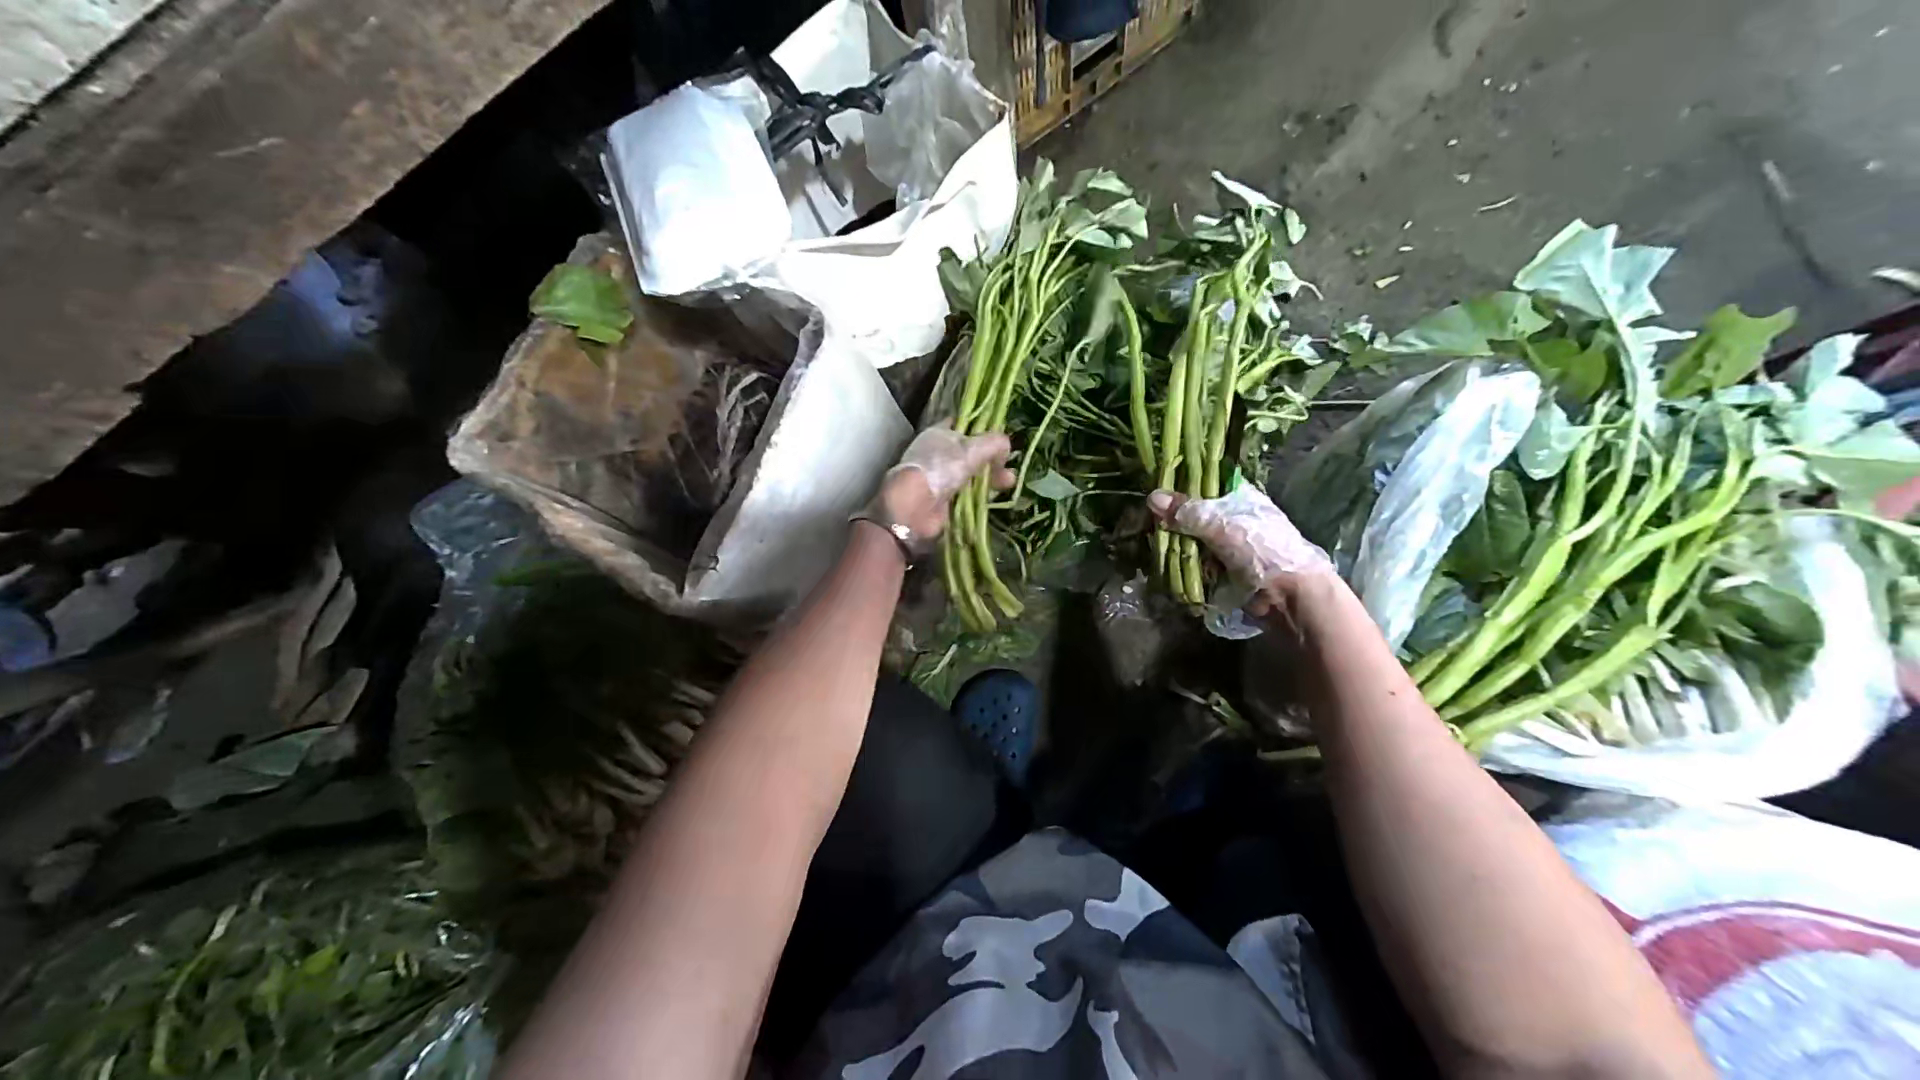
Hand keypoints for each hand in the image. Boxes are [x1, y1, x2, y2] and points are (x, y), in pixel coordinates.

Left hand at [871, 427, 1014, 539]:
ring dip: (990, 477)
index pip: (964, 424)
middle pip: (970, 452)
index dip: (982, 429)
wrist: (915, 506)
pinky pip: (967, 493)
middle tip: (1008, 464)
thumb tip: (1007, 444)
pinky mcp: (944, 499)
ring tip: (1009, 482)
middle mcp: (938, 453)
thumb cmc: (941, 468)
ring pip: (971, 473)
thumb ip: (993, 443)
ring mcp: (940, 477)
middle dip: (991, 458)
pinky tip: (996, 495)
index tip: (1000, 437)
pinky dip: (981, 493)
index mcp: (939, 433)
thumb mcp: (972, 449)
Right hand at [1147, 485, 1337, 616]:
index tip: (1154, 488)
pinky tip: (1159, 559)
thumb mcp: (1221, 524)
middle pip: (1192, 513)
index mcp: (1237, 497)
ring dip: (1171, 542)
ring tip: (1146, 540)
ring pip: (1189, 537)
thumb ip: (1187, 512)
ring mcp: (1223, 545)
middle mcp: (1229, 518)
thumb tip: (1151, 497)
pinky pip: (1192, 560)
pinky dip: (1178, 561)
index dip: (1180, 484)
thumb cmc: (1261, 549)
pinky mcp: (1218, 569)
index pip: (1203, 483)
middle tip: (1144, 519)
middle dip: (1170, 518)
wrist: (1286, 595)